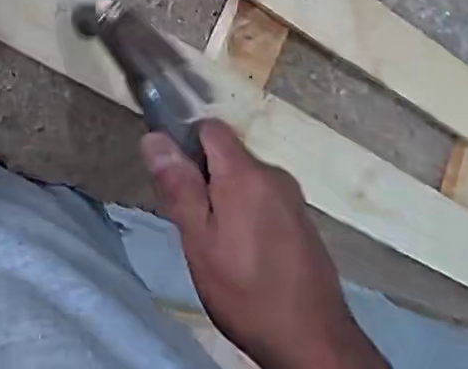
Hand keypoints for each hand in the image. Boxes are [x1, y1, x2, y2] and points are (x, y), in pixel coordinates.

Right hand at [143, 121, 387, 368]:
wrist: (312, 341)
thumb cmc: (245, 290)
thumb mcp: (200, 241)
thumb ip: (179, 186)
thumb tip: (154, 137)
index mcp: (245, 171)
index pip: (210, 127)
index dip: (186, 143)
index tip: (177, 179)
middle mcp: (272, 172)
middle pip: (227, 155)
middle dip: (206, 179)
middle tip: (196, 225)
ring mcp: (291, 196)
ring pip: (245, 179)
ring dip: (227, 199)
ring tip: (220, 246)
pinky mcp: (302, 219)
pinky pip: (265, 199)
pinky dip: (249, 214)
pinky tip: (246, 255)